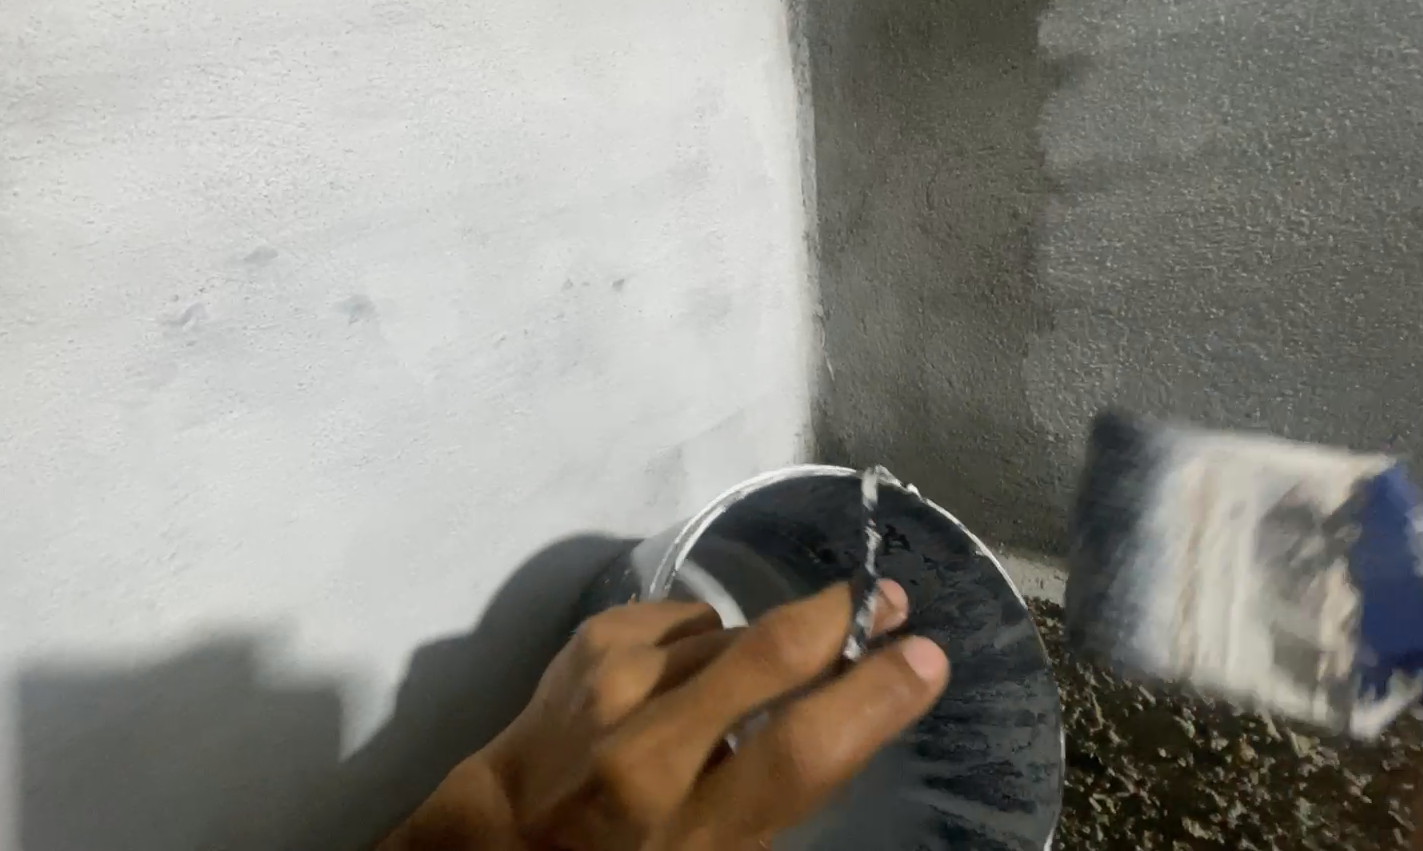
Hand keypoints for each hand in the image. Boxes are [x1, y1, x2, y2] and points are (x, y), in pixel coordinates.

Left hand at [380, 579, 948, 849]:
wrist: (496, 840)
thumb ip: (766, 791)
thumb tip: (830, 707)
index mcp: (691, 833)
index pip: (801, 754)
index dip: (874, 698)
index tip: (926, 657)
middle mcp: (648, 750)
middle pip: (766, 658)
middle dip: (838, 620)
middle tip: (887, 597)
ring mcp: (611, 681)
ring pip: (726, 631)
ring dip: (760, 644)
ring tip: (749, 678)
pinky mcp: (589, 639)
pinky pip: (682, 618)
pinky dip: (702, 638)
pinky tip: (684, 671)